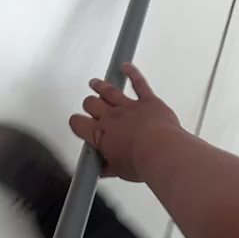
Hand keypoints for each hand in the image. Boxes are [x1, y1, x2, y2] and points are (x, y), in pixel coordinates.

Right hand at [71, 62, 182, 182]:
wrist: (161, 151)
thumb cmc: (141, 162)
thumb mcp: (119, 171)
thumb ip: (107, 167)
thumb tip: (101, 171)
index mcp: (100, 134)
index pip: (78, 123)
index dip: (76, 122)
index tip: (78, 124)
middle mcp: (111, 117)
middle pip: (91, 103)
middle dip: (89, 104)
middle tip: (90, 105)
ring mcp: (128, 106)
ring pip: (109, 91)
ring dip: (100, 85)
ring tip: (95, 82)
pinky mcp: (147, 101)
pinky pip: (138, 83)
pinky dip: (132, 73)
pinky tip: (127, 66)